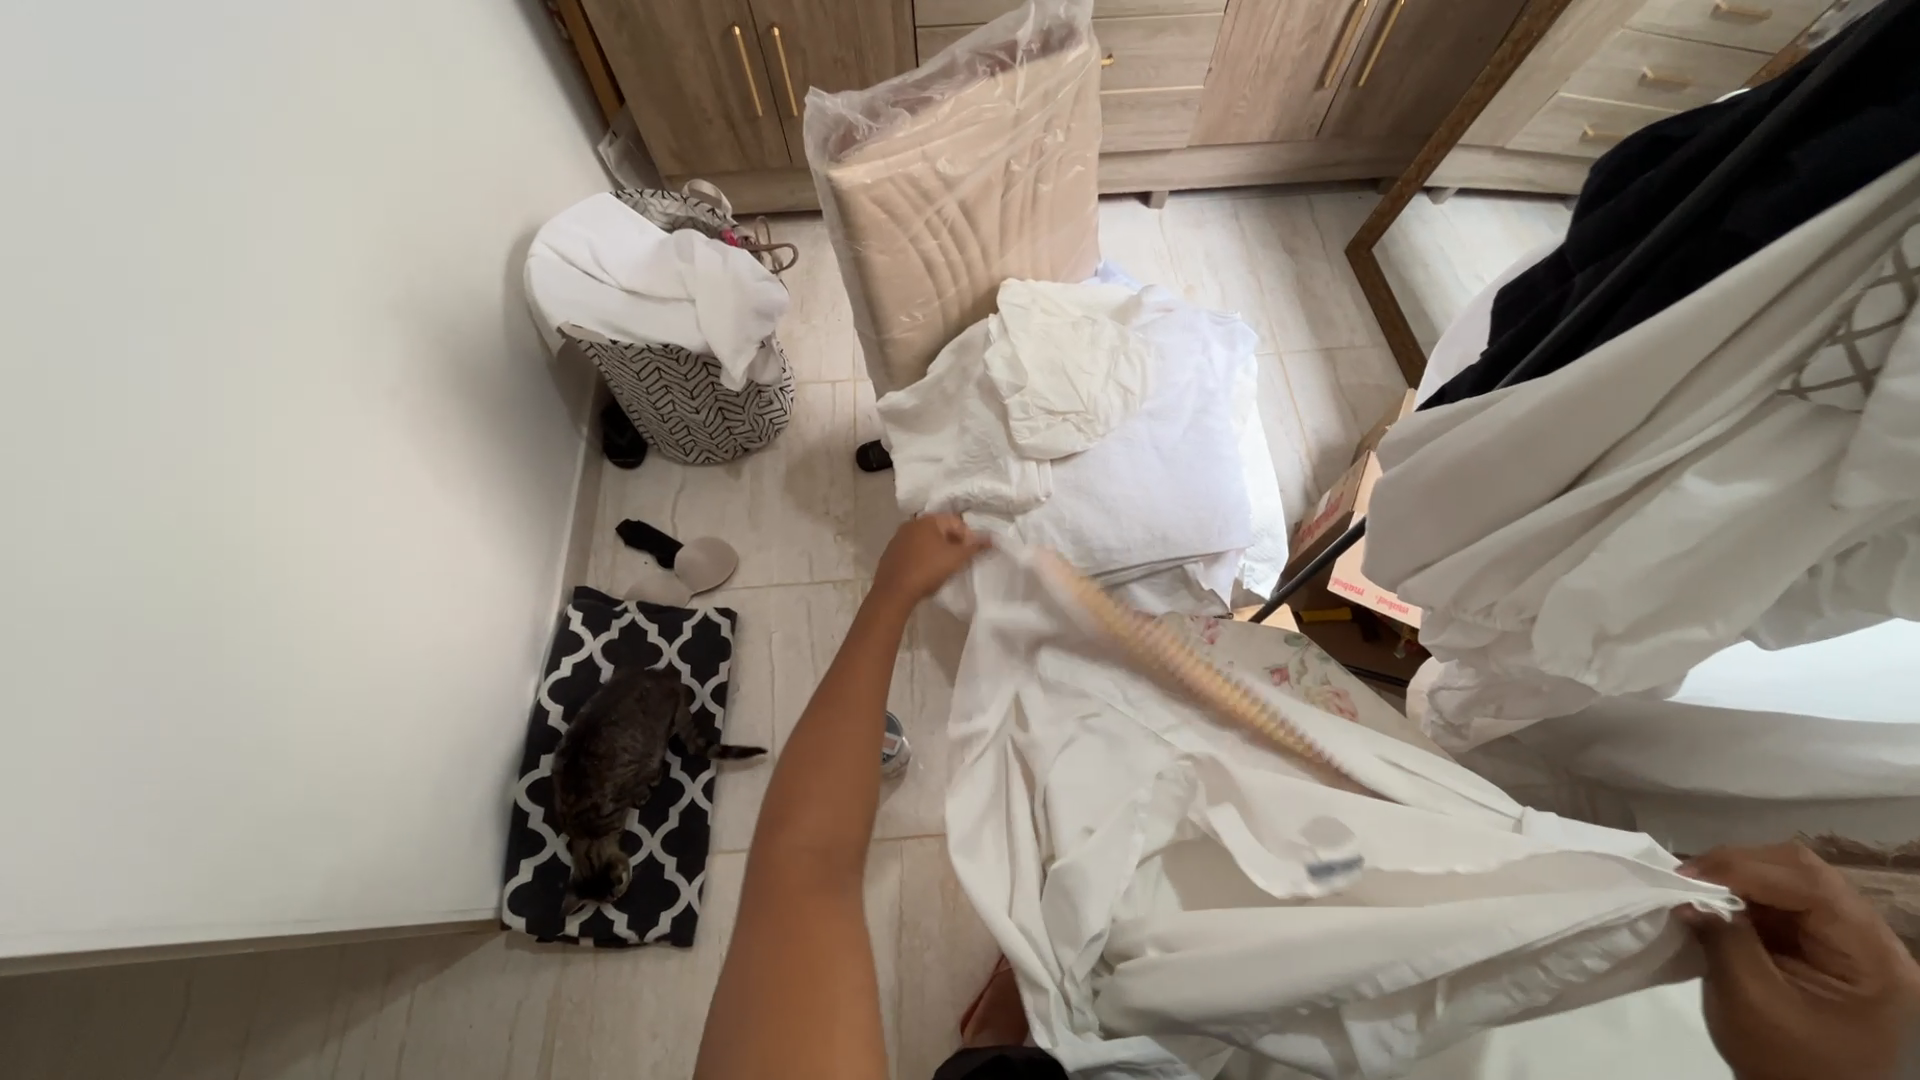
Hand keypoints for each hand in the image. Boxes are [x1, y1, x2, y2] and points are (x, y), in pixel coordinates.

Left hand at [872, 514, 990, 605]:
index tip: (970, 554)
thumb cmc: (927, 570)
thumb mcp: (956, 558)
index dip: (968, 537)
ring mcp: (898, 538)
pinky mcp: (891, 553)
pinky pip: (913, 550)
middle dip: (953, 543)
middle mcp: (911, 524)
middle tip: (959, 561)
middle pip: (940, 529)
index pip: (956, 522)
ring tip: (944, 567)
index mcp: (927, 520)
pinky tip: (926, 571)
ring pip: (926, 540)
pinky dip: (923, 557)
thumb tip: (993, 537)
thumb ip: (975, 546)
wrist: (894, 592)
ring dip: (938, 550)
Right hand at [1677, 842, 1919, 1079]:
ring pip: (1790, 877)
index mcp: (1872, 959)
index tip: (1685, 877)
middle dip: (1739, 865)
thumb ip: (1725, 939)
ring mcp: (1847, 942)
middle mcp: (1870, 941)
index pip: (1812, 885)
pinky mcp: (1820, 944)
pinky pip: (1779, 899)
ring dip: (1737, 877)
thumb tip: (1688, 895)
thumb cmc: (1786, 1059)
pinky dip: (1739, 893)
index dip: (1744, 868)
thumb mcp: (1751, 1000)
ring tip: (1696, 891)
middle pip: (1805, 871)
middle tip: (1687, 880)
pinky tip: (1714, 905)